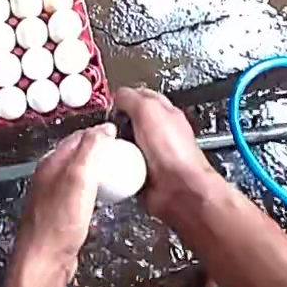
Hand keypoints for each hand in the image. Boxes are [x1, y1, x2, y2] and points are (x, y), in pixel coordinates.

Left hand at [13, 124, 113, 278]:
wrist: (44, 263)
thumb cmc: (57, 225)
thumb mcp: (79, 178)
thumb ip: (90, 150)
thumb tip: (102, 130)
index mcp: (51, 164)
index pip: (76, 138)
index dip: (97, 133)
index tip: (115, 135)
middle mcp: (48, 179)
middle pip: (76, 157)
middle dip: (98, 153)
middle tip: (117, 154)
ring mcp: (52, 199)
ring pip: (78, 178)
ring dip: (96, 175)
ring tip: (114, 177)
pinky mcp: (59, 217)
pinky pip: (79, 198)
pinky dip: (93, 195)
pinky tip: (100, 204)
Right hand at [115, 87, 224, 224]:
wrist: (179, 191)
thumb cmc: (174, 152)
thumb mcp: (148, 110)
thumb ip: (131, 98)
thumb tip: (117, 96)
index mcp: (165, 113)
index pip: (142, 96)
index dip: (125, 97)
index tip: (110, 102)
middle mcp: (161, 134)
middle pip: (130, 122)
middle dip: (116, 123)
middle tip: (107, 126)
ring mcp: (152, 155)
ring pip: (125, 145)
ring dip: (115, 146)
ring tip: (109, 146)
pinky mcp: (143, 174)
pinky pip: (122, 166)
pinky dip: (116, 166)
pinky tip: (114, 166)